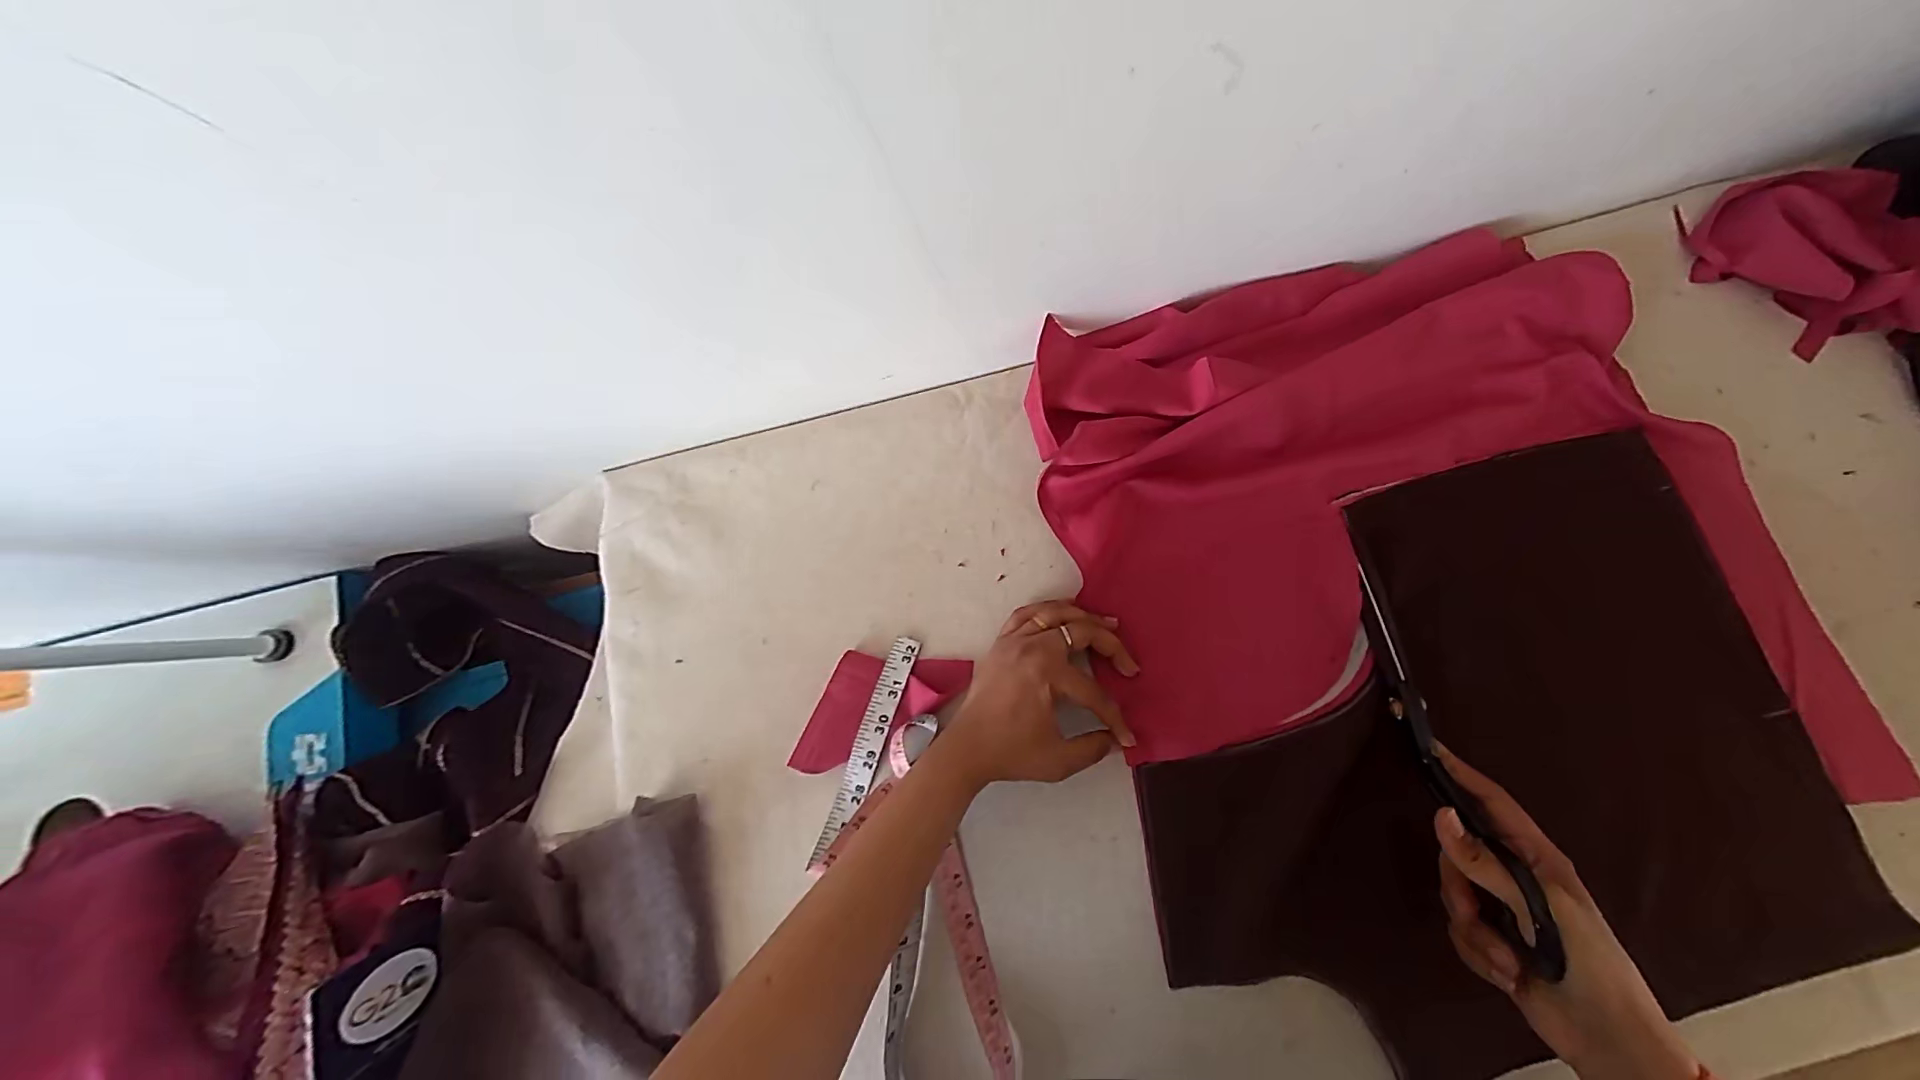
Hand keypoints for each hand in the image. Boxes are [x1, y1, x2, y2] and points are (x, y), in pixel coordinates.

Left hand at [932, 599, 1141, 789]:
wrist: (965, 749)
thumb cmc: (1009, 753)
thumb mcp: (1058, 760)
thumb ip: (1092, 748)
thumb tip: (1113, 740)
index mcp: (1046, 673)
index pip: (1092, 690)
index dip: (1113, 715)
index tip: (1125, 734)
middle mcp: (1030, 648)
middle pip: (1080, 632)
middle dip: (1110, 646)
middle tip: (1127, 663)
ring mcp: (1012, 641)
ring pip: (1054, 613)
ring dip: (1083, 617)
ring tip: (1105, 624)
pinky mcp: (1000, 643)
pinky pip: (1026, 614)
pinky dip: (1047, 610)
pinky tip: (1062, 614)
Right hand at [1432, 744, 1699, 1079]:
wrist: (1608, 1039)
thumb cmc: (1589, 962)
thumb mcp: (1537, 907)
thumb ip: (1484, 862)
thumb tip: (1441, 814)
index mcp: (1535, 858)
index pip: (1491, 802)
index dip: (1461, 772)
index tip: (1430, 747)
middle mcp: (1513, 876)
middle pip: (1456, 855)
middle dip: (1460, 890)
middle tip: (1475, 913)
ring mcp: (1503, 908)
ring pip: (1454, 896)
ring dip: (1474, 932)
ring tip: (1507, 961)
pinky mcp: (1492, 939)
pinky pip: (1458, 930)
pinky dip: (1478, 954)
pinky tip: (1509, 974)